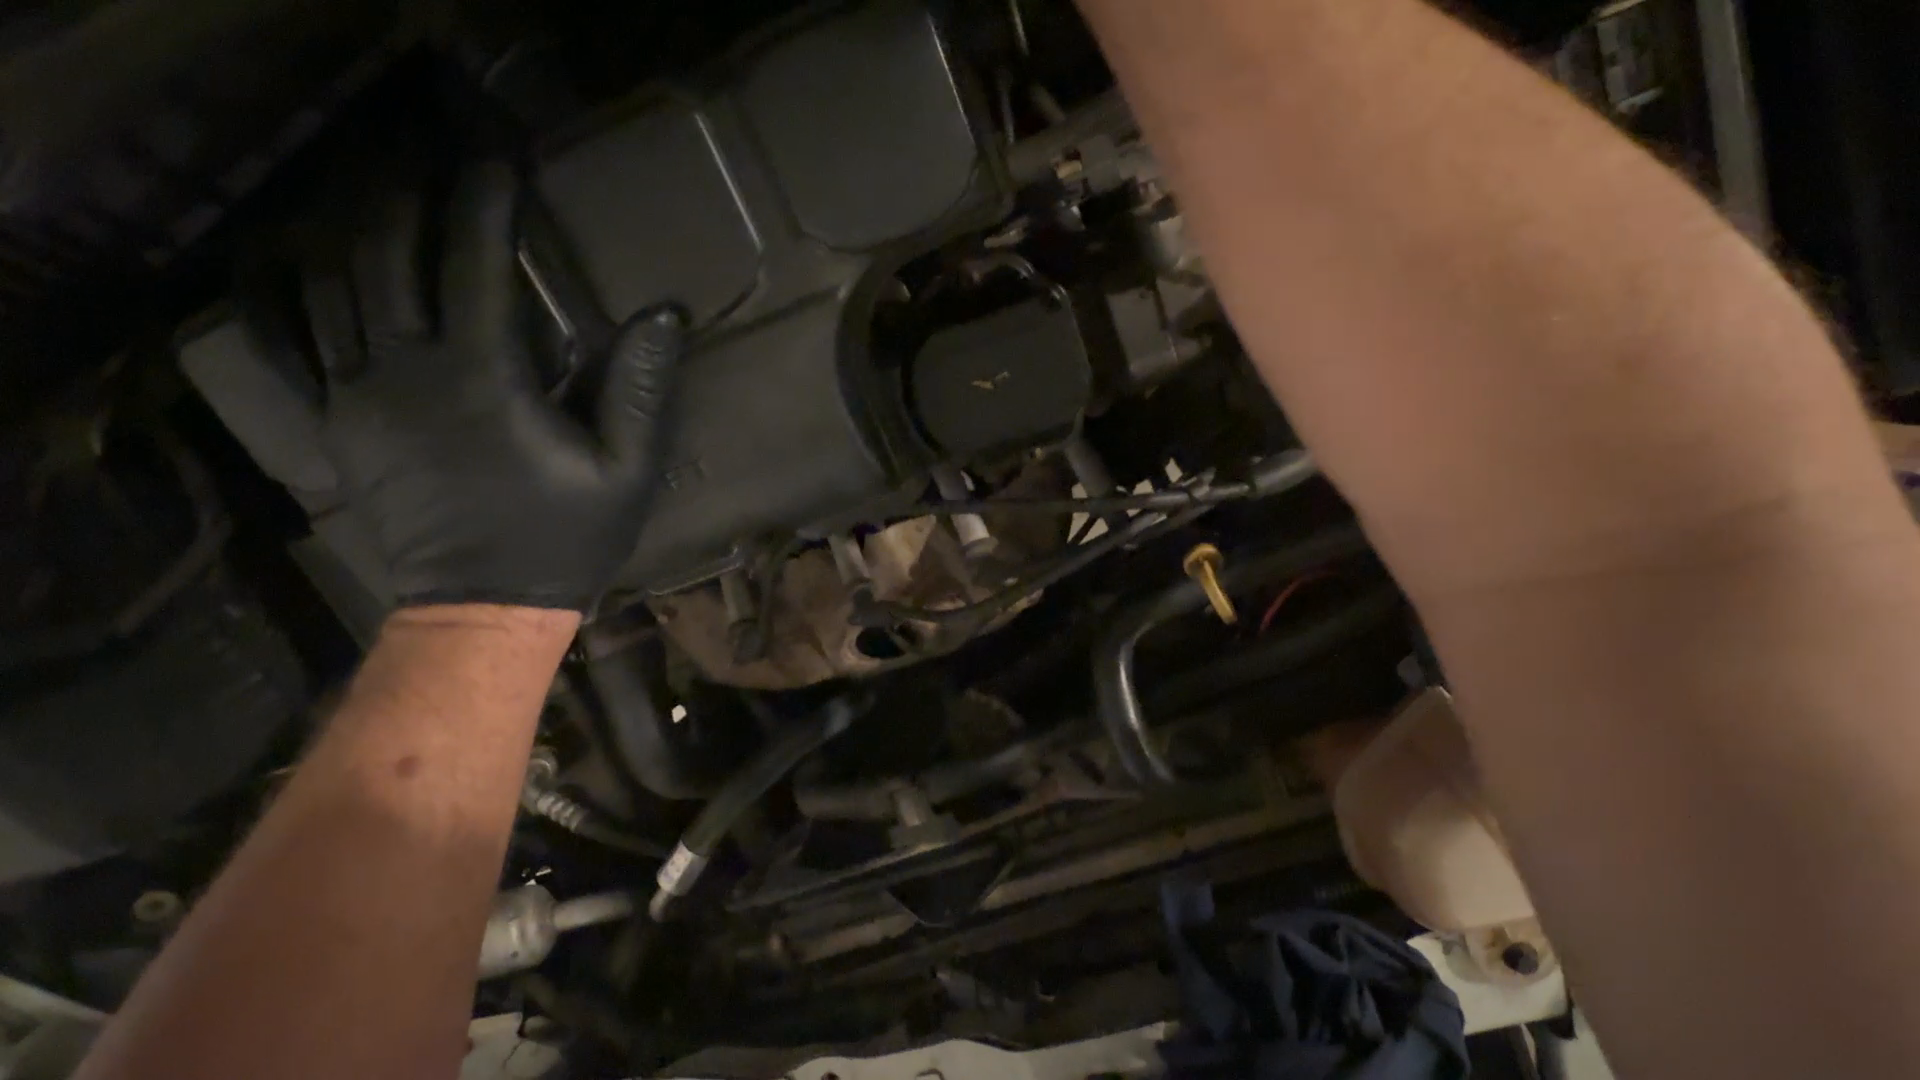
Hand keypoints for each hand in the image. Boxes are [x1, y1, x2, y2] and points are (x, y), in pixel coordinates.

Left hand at [301, 162, 682, 612]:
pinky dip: (287, 293)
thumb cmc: (564, 536)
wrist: (482, 606)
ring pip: (332, 285)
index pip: (470, 260)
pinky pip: (290, 342)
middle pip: (386, 254)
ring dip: (356, 232)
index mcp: (482, 376)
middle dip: (409, 198)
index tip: (498, 166)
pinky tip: (298, 266)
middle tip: (435, 167)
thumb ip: (641, 388)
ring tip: (384, 203)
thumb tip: (662, 312)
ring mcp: (359, 395)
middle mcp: (407, 370)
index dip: (481, 201)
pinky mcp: (337, 422)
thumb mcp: (627, 469)